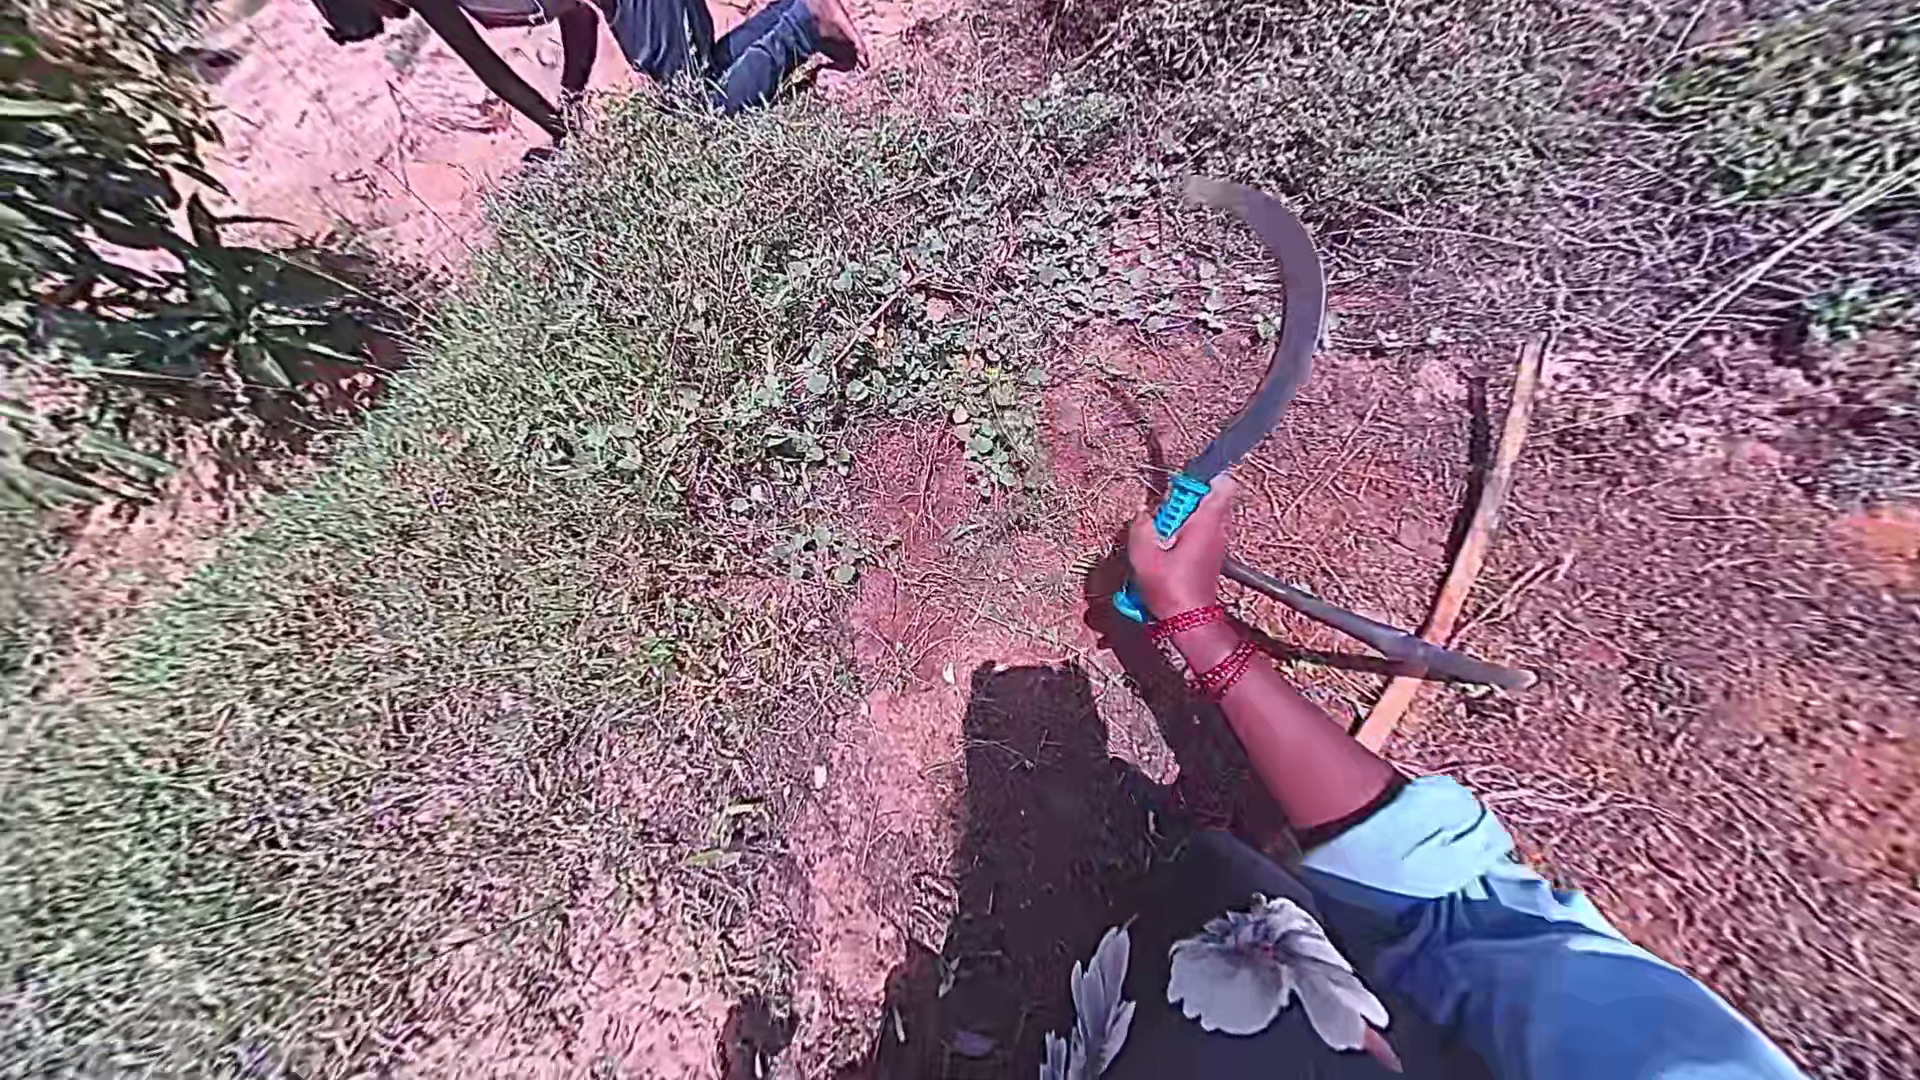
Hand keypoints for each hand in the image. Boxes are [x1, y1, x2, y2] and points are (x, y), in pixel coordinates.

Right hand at [1127, 472, 1236, 617]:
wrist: (1189, 620)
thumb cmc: (1170, 588)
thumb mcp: (1144, 555)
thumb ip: (1141, 527)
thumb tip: (1142, 514)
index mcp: (1206, 522)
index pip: (1222, 483)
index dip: (1201, 478)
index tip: (1178, 488)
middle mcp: (1218, 529)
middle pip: (1209, 498)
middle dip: (1184, 501)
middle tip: (1163, 517)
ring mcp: (1217, 543)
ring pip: (1204, 515)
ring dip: (1182, 519)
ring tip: (1162, 535)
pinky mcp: (1211, 555)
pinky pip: (1200, 532)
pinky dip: (1184, 534)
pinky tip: (1166, 550)